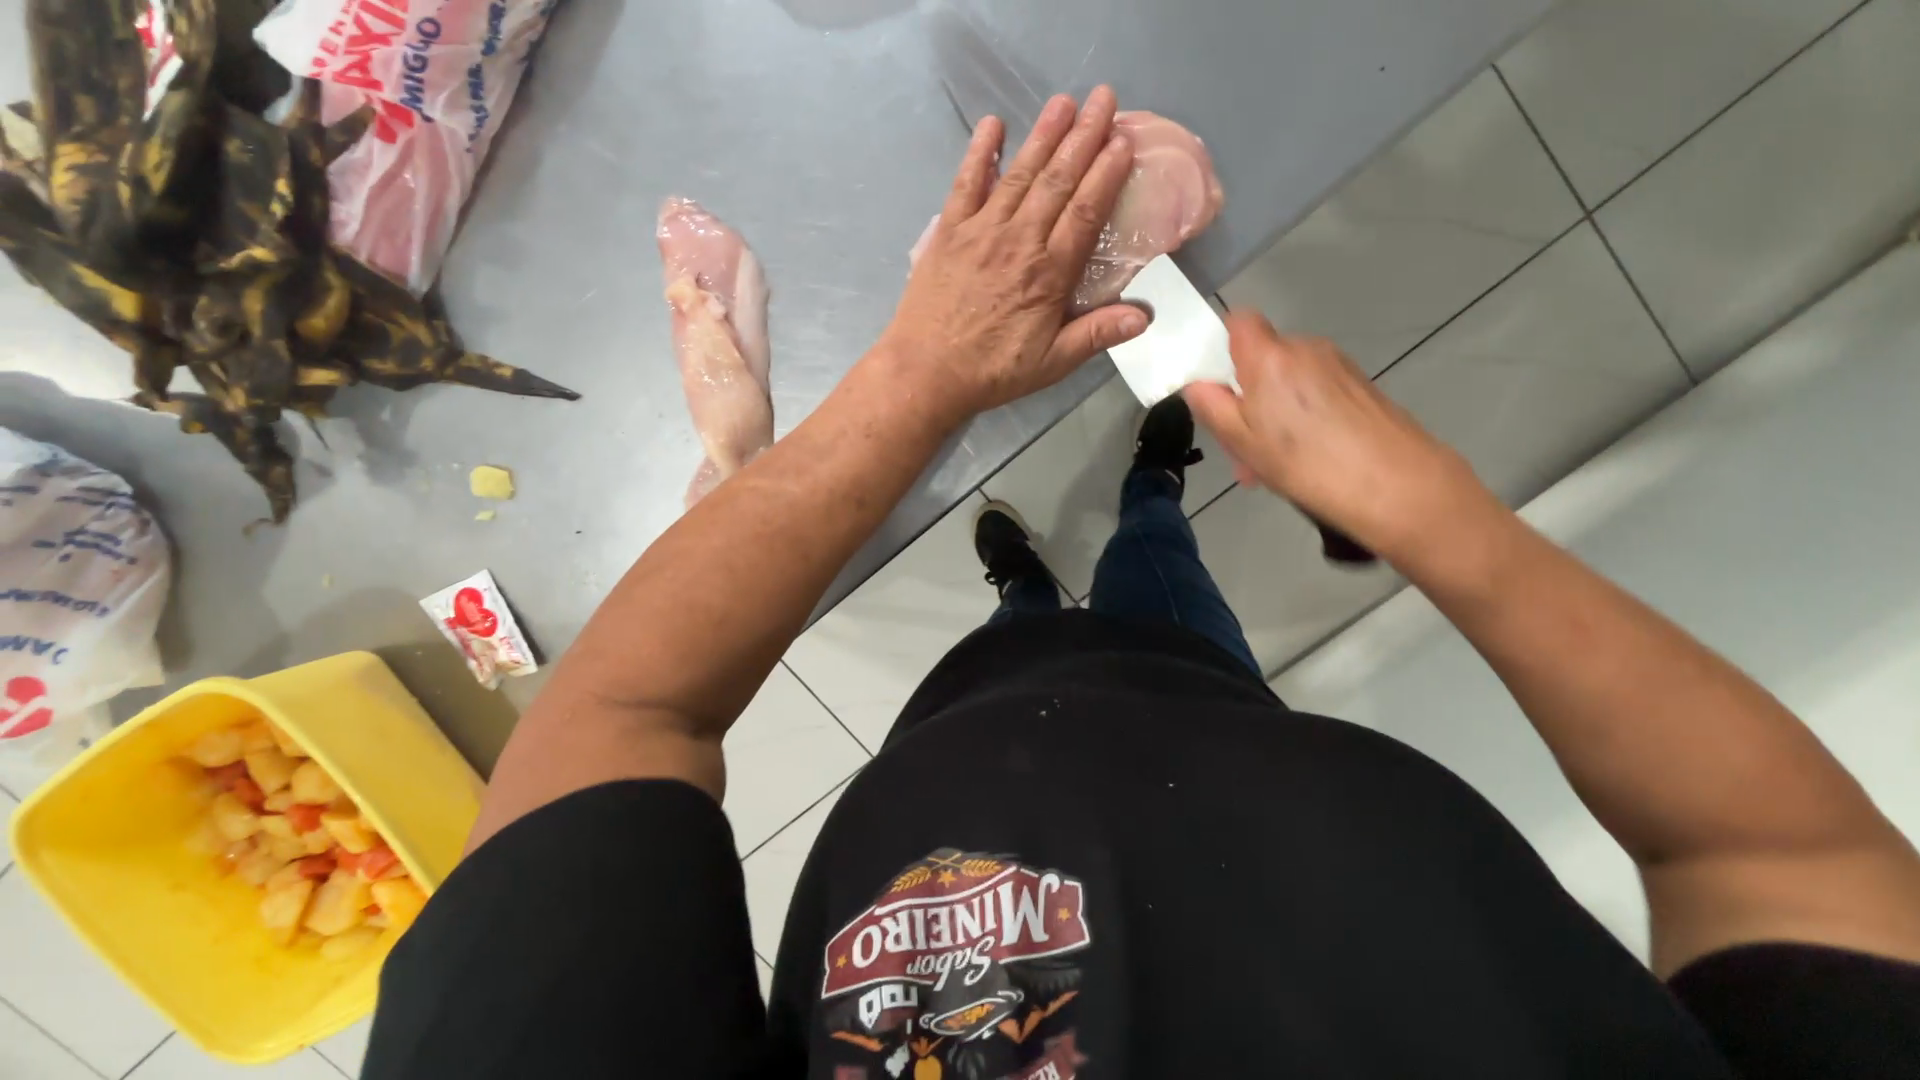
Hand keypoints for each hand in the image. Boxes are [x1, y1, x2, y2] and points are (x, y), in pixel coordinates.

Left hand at [875, 87, 1147, 420]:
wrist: (925, 372)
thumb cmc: (991, 371)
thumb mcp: (1051, 363)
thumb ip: (1096, 334)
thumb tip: (1146, 315)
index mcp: (1048, 274)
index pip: (1085, 212)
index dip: (1106, 174)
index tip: (1123, 140)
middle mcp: (1018, 242)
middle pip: (1057, 181)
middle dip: (1083, 137)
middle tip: (1103, 99)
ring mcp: (980, 232)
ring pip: (1018, 175)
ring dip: (1043, 136)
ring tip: (1063, 102)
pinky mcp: (948, 232)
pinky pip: (966, 184)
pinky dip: (979, 153)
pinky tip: (992, 125)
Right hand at [1184, 312, 1500, 564]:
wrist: (1397, 485)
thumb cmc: (1307, 463)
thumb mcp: (1242, 441)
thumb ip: (1212, 407)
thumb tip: (1198, 384)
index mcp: (1270, 356)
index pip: (1239, 321)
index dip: (1222, 347)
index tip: (1217, 388)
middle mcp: (1305, 349)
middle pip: (1263, 358)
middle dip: (1246, 397)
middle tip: (1240, 449)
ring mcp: (1338, 366)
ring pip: (1289, 381)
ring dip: (1274, 414)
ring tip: (1273, 463)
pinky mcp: (1362, 387)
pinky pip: (1316, 394)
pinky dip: (1303, 419)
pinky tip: (1307, 459)